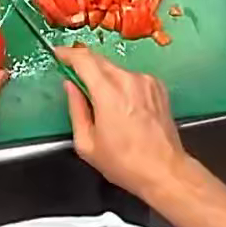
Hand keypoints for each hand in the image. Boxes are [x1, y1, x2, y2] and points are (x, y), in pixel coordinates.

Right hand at [57, 44, 193, 201]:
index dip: (67, 53)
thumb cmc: (125, 163)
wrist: (166, 172)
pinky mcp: (157, 86)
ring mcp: (145, 81)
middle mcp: (128, 80)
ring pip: (115, 68)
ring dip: (103, 76)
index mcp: (108, 92)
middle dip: (83, 63)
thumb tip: (70, 86)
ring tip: (102, 99)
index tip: (59, 54)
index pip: (83, 59)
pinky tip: (124, 104)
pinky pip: (131, 76)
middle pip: (98, 59)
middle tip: (74, 75)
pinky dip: (122, 83)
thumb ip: (75, 109)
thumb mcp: (87, 144)